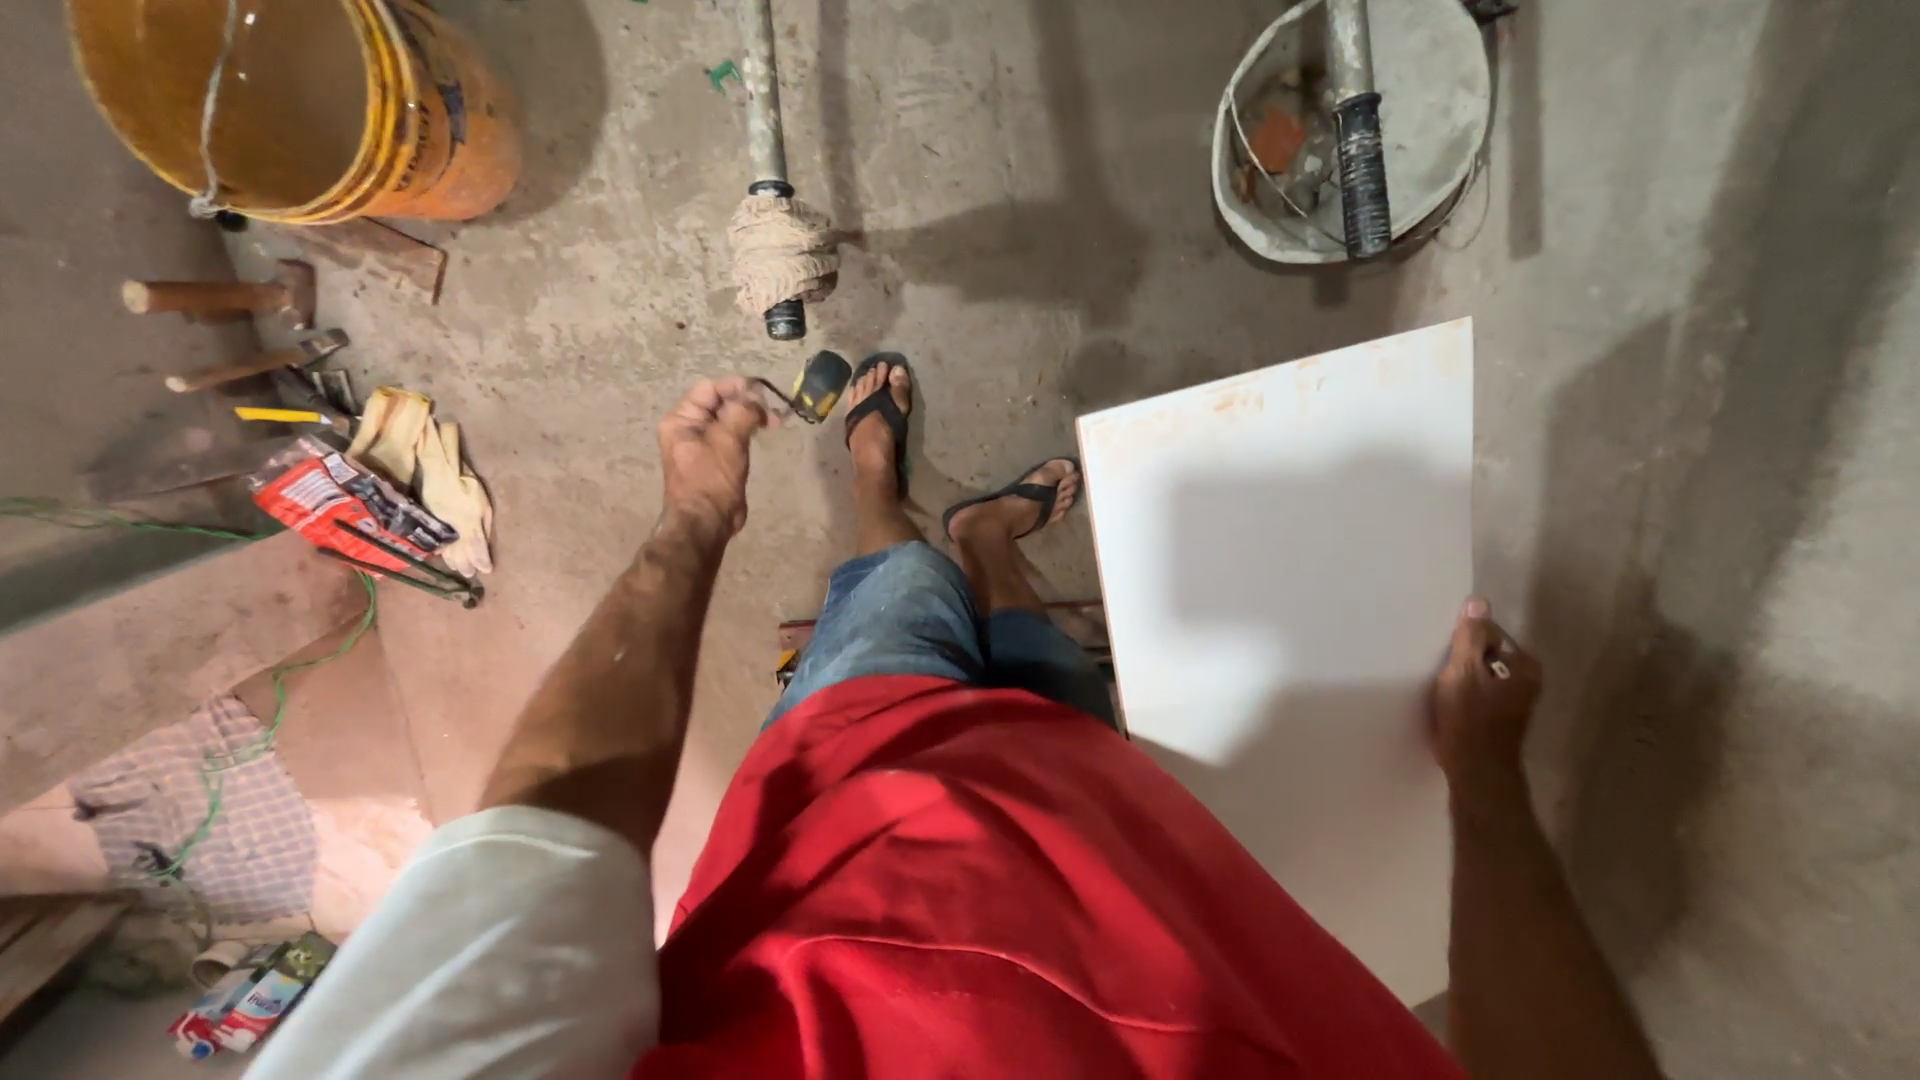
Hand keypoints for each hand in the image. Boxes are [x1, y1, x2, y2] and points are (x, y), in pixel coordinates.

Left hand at [657, 377, 777, 535]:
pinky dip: (749, 431)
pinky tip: (764, 433)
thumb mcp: (727, 440)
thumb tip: (757, 398)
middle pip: (721, 402)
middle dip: (748, 402)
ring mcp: (703, 444)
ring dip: (751, 417)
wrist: (706, 523)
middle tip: (774, 413)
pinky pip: (734, 436)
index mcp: (682, 420)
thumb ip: (742, 412)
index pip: (710, 389)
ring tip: (775, 423)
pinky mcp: (718, 459)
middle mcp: (689, 428)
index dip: (736, 387)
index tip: (763, 393)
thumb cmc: (711, 480)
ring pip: (730, 419)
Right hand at [1432, 597, 1542, 794]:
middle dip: (1461, 657)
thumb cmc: (1469, 718)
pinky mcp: (1498, 716)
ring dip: (1460, 676)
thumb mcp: (1463, 671)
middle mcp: (1525, 680)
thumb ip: (1470, 636)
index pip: (1488, 633)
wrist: (1475, 769)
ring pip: (1480, 673)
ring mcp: (1513, 700)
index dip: (1463, 640)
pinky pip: (1477, 691)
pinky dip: (1462, 692)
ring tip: (1440, 686)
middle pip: (1485, 653)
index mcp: (1523, 666)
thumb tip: (1478, 601)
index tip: (1445, 654)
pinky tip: (1447, 702)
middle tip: (1439, 670)